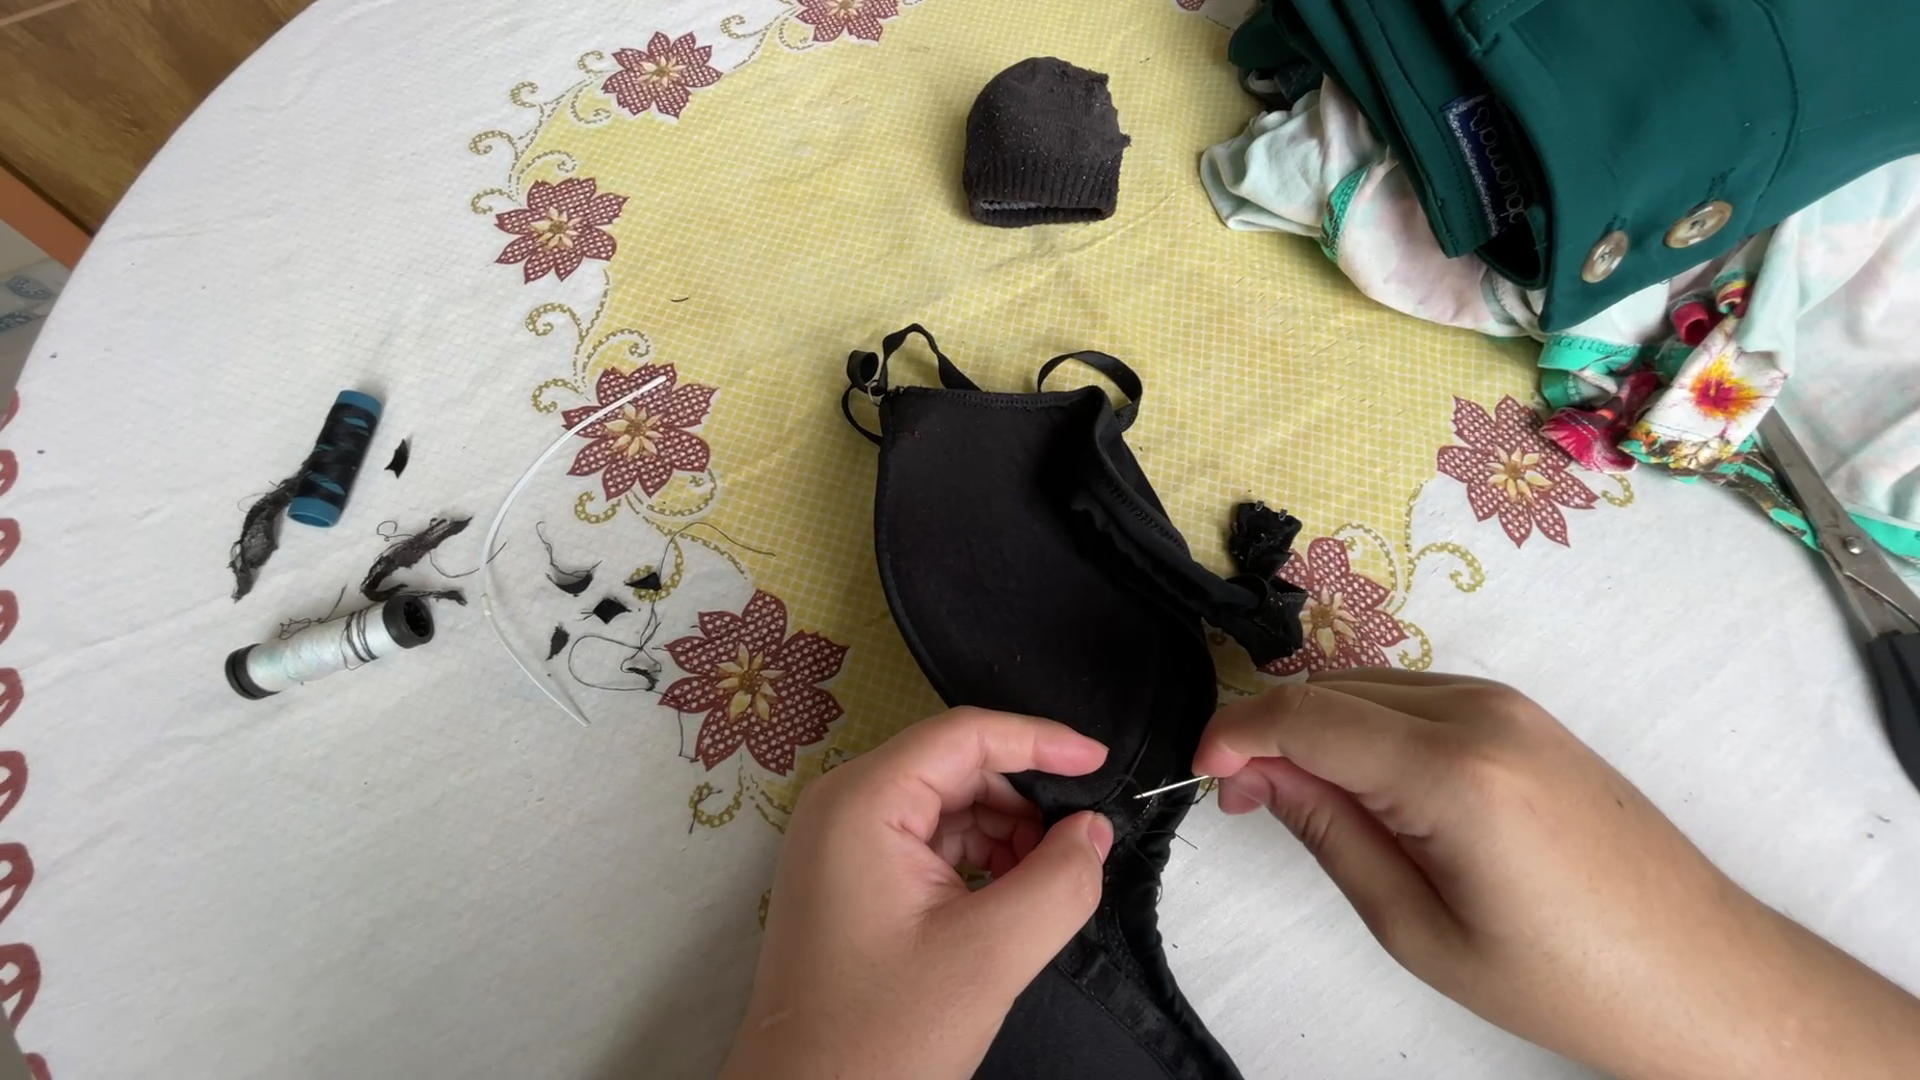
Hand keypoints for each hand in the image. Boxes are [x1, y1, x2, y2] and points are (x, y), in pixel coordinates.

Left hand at [719, 708, 1113, 1079]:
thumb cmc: (882, 1035)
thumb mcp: (987, 958)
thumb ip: (1058, 883)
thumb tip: (1095, 830)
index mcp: (863, 799)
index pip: (964, 734)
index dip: (1038, 738)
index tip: (1100, 761)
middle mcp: (847, 801)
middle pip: (955, 766)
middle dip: (1023, 797)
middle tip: (1078, 840)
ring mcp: (846, 836)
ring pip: (947, 802)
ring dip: (1004, 831)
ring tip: (1045, 878)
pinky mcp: (855, 870)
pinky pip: (930, 837)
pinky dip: (978, 856)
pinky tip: (1009, 892)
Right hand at [1196, 668, 1919, 1079]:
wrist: (1717, 979)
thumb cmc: (1559, 980)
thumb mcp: (1414, 926)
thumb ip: (1323, 829)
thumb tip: (1252, 771)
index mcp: (1453, 770)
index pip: (1304, 715)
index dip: (1234, 733)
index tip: (1201, 774)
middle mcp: (1476, 709)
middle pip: (1323, 690)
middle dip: (1264, 733)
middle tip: (1244, 799)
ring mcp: (1500, 698)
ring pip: (1355, 684)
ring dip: (1307, 726)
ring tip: (1299, 794)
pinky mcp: (1512, 706)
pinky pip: (1398, 692)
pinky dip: (1353, 723)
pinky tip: (1361, 777)